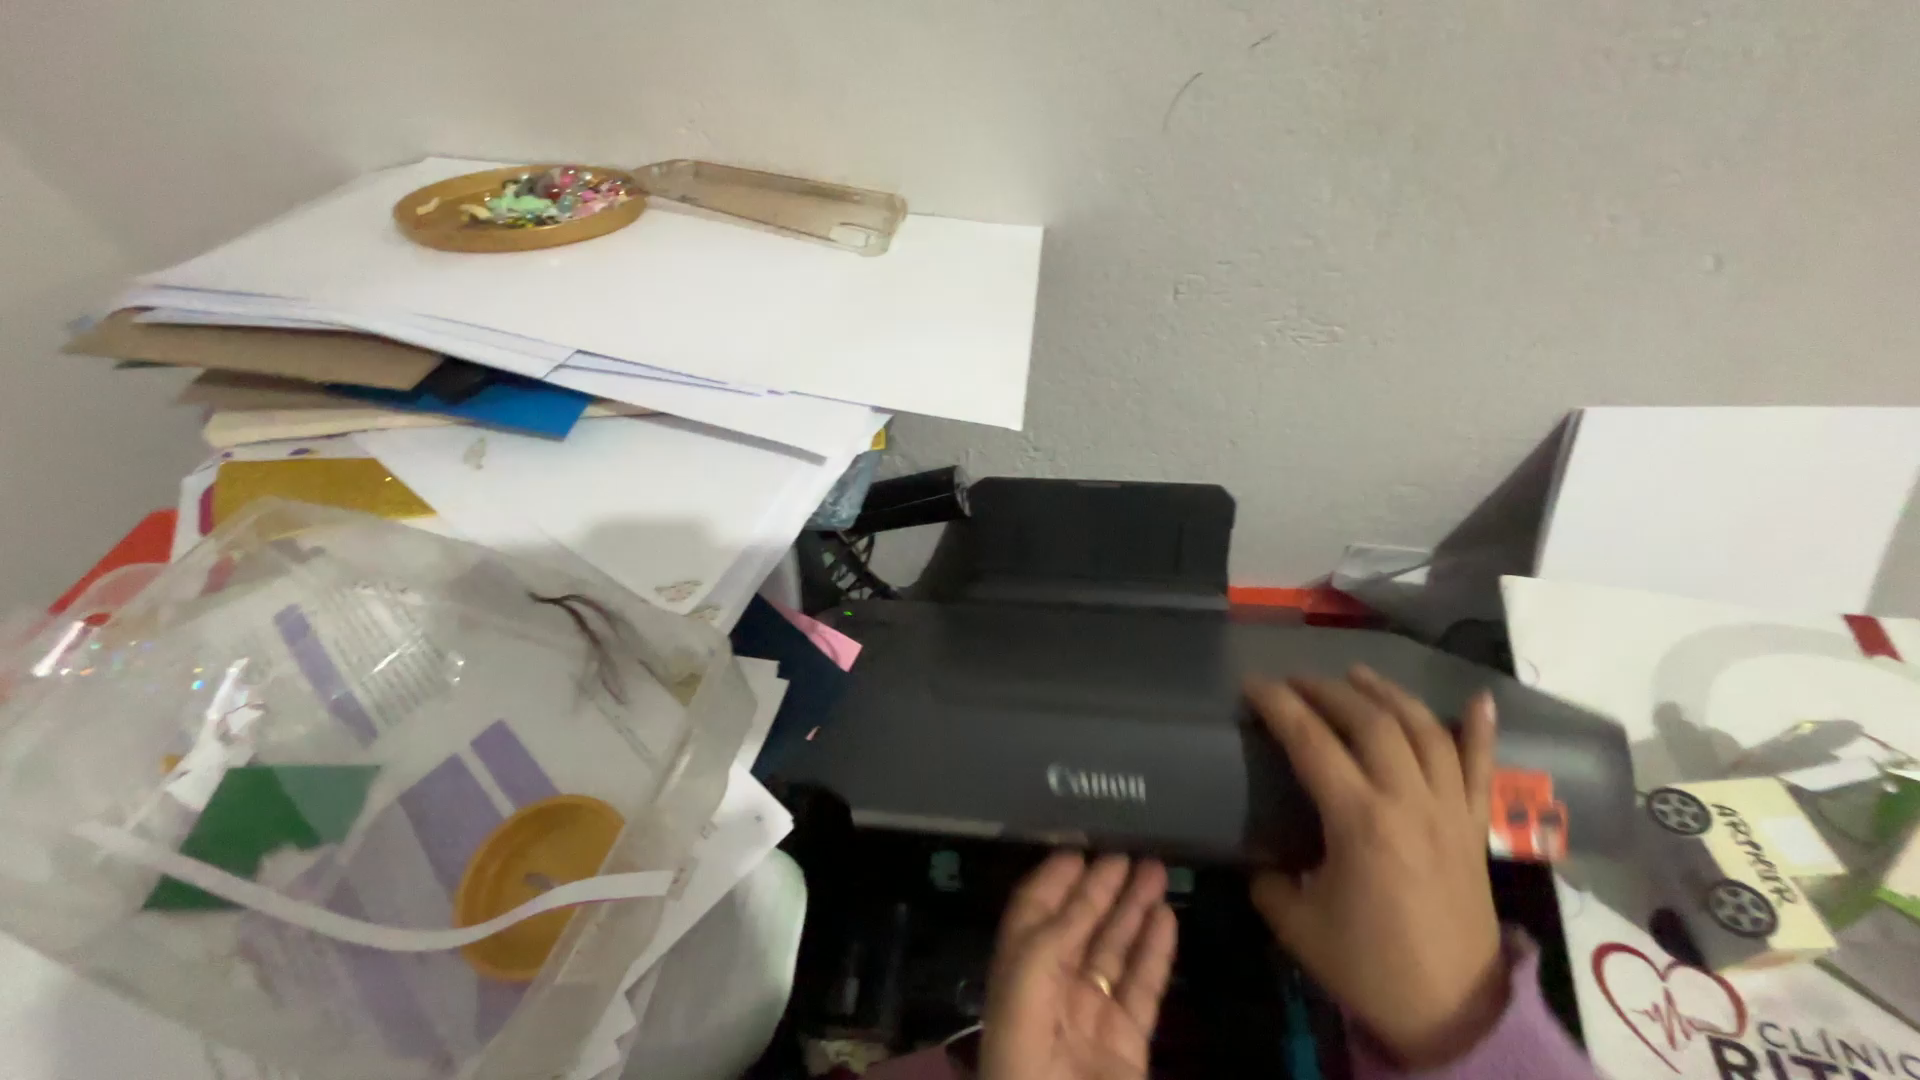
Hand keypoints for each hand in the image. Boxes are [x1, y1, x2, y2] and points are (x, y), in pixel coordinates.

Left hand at [979, 853, 1177, 1079]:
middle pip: (1076, 929)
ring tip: (1157, 871)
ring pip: (1113, 953)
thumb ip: (1043, 950)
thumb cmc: (1030, 1076)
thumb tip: (1072, 898)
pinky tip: (1166, 920)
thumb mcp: (1024, 1009)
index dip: (1052, 882)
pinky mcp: (1126, 1047)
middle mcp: (1050, 996)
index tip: (1079, 850)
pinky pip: (1141, 990)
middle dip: (1101, 889)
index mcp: (1015, 984)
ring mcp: (1091, 1022)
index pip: (1031, 918)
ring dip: (1133, 911)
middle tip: (1130, 854)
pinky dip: (1154, 954)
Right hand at [1246, 667, 1505, 1069]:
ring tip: (1357, 675)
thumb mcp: (1297, 924)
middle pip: (1370, 722)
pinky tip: (1478, 698)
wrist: (1454, 1013)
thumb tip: (1262, 855)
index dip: (1278, 705)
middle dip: (1327, 690)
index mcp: (1360, 822)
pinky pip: (1484, 769)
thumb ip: (1271, 878)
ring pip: (1423, 731)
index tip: (1252, 686)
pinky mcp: (1476, 828)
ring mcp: (1451, 811)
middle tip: (1294, 682)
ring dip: (1388, 695)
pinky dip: (1481, 730)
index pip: (1311, 742)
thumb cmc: (1368, 968)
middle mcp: (1409, 802)